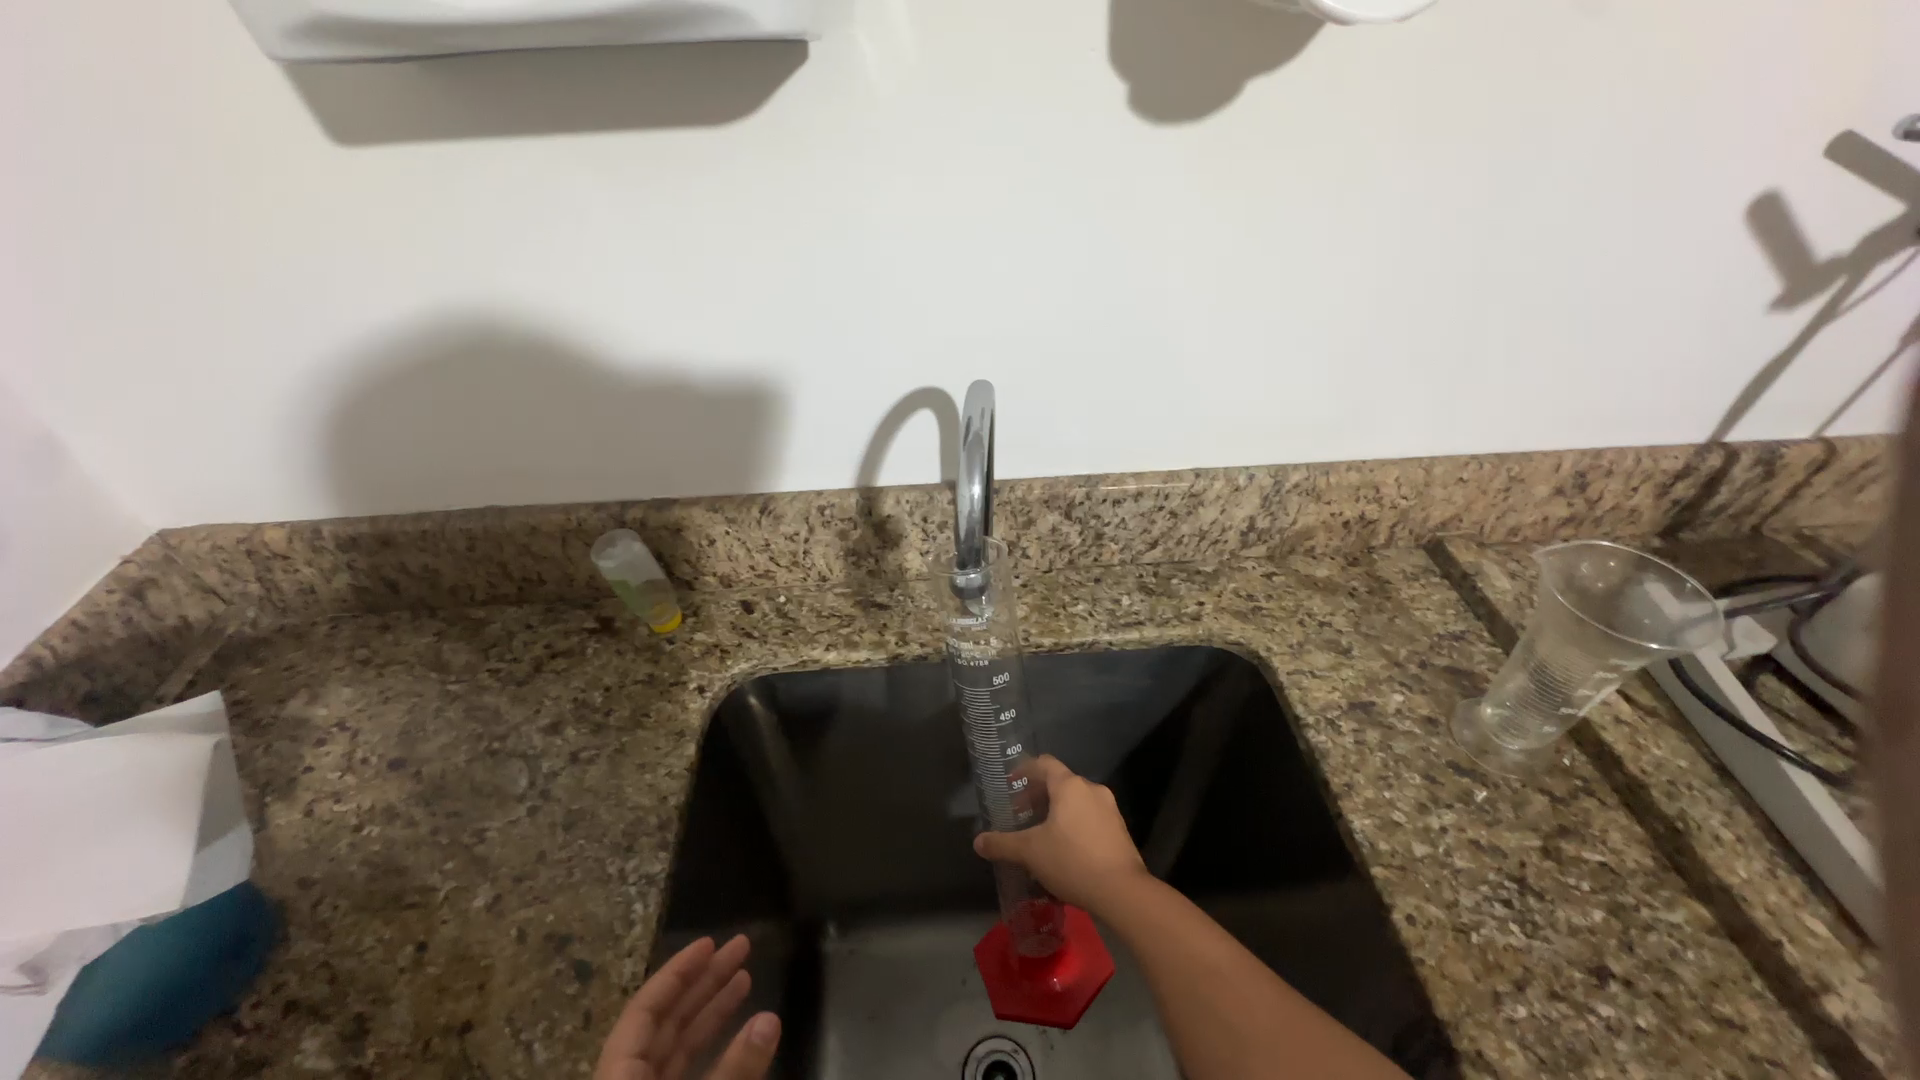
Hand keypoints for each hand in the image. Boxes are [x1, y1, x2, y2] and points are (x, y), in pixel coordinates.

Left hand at [595, 934, 781, 1079]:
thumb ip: (733, 1068)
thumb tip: (772, 1019)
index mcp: (619, 1071)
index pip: (646, 1007)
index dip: (678, 972)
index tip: (710, 942)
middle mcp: (627, 1077)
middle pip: (664, 1021)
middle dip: (704, 982)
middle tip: (741, 947)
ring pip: (677, 1047)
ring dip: (712, 1011)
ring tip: (745, 979)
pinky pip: (684, 1072)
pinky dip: (712, 1050)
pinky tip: (739, 1035)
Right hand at [972, 755, 1149, 914]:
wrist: (1122, 891)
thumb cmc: (1071, 860)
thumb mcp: (1030, 852)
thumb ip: (1002, 844)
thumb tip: (978, 842)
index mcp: (1070, 786)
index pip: (1044, 764)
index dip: (1025, 770)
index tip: (1011, 783)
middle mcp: (1092, 790)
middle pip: (1060, 782)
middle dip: (1038, 795)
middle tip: (1021, 813)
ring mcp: (1109, 810)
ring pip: (1076, 801)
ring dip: (1057, 811)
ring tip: (1040, 833)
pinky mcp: (1119, 830)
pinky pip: (1090, 817)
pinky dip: (1073, 823)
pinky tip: (1064, 848)